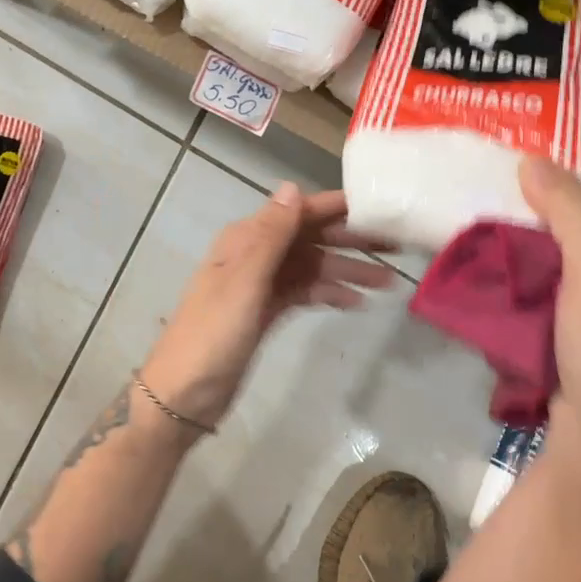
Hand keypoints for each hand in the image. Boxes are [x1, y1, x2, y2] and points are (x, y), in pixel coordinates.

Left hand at [139, 183, 396, 430]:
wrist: (183, 394)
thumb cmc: (212, 334)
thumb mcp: (244, 281)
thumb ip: (270, 235)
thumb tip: (292, 186)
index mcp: (245, 239)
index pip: (297, 212)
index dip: (336, 208)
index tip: (379, 208)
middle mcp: (253, 255)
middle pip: (308, 237)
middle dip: (349, 239)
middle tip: (397, 246)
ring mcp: (259, 285)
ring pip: (310, 266)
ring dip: (345, 269)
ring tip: (389, 282)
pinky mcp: (265, 313)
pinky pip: (303, 292)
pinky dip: (328, 293)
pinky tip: (356, 303)